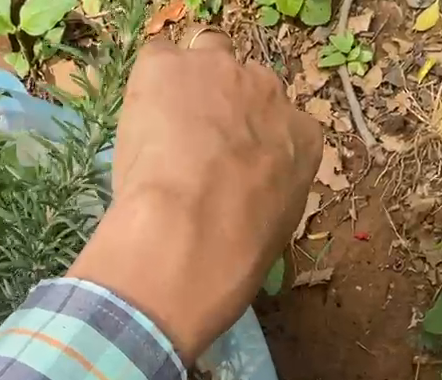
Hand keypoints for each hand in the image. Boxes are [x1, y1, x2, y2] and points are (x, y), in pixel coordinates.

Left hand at [68, 33, 320, 362]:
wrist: (192, 236)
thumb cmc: (237, 256)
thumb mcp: (272, 235)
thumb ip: (266, 202)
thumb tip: (248, 210)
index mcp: (303, 140)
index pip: (281, 127)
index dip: (251, 149)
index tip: (230, 174)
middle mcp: (269, 93)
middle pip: (244, 88)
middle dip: (222, 114)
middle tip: (194, 158)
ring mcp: (219, 71)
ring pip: (204, 61)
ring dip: (187, 90)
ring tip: (164, 139)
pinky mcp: (168, 68)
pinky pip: (156, 64)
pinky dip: (146, 91)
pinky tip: (138, 132)